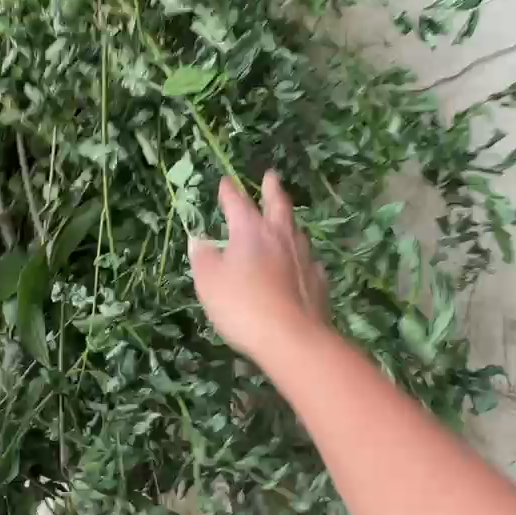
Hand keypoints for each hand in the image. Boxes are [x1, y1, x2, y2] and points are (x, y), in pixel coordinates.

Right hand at [188, 171, 329, 363]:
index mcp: (250, 230)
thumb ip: (203, 258)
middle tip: (271, 175)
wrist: (292, 339)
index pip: (237, 202)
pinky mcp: (317, 280)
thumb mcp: (209, 283)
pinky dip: (302, 256)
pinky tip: (303, 262)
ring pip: (295, 229)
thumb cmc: (243, 306)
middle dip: (272, 188)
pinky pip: (309, 260)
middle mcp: (278, 235)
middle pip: (277, 204)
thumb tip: (198, 240)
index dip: (229, 191)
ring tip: (286, 217)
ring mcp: (302, 256)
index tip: (225, 182)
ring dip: (288, 220)